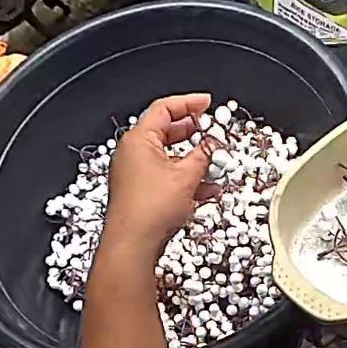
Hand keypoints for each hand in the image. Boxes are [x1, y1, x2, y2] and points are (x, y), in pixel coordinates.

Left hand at [100, 93, 218, 262]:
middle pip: (167, 132)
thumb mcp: (186, 176)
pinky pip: (167, 178)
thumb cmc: (148, 210)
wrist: (133, 244)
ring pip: (170, 158)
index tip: (205, 103)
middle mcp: (133, 154)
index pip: (165, 109)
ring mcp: (136, 174)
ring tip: (214, 163)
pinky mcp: (141, 193)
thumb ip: (204, 156)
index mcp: (138, 140)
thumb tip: (213, 145)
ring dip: (193, 160)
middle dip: (193, 133)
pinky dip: (186, 179)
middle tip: (212, 132)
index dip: (188, 103)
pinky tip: (206, 188)